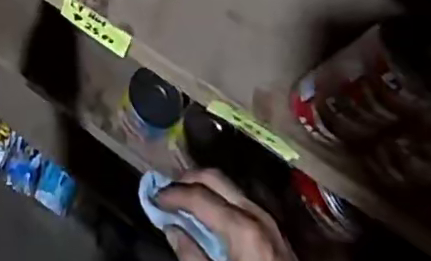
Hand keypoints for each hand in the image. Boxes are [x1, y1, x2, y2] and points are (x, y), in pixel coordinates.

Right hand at [155, 169, 295, 260]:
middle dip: (186, 180)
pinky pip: (242, 202)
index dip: (170, 194)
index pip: (196, 194)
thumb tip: (171, 227)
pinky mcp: (278, 233)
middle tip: (167, 192)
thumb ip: (191, 255)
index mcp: (241, 228)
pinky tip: (211, 214)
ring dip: (203, 187)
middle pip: (214, 177)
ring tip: (186, 201)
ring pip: (229, 186)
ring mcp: (271, 222)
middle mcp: (256, 215)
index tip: (152, 198)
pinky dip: (221, 199)